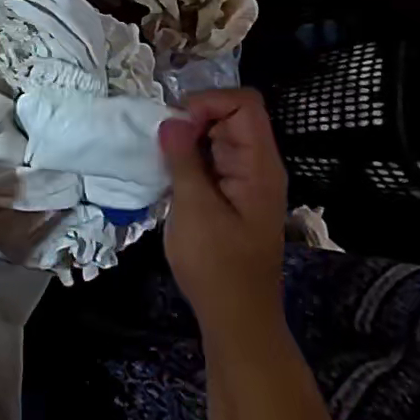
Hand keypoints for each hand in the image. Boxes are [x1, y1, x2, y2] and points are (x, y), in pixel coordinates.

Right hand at [160, 89, 288, 332]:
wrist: (235, 315)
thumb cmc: (217, 265)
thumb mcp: (195, 210)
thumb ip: (184, 160)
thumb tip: (172, 119)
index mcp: (259, 167)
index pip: (244, 105)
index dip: (208, 103)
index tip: (176, 125)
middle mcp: (256, 166)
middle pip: (230, 114)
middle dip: (192, 117)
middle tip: (161, 142)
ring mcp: (242, 179)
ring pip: (216, 134)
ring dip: (185, 136)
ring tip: (159, 155)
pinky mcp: (227, 192)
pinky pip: (208, 156)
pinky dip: (185, 154)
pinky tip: (167, 170)